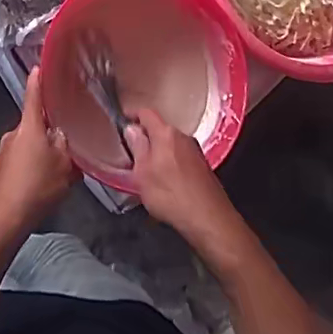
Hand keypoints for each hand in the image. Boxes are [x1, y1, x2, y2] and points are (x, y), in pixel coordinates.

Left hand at [0, 67, 79, 233]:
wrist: (4, 218)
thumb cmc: (36, 186)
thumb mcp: (64, 166)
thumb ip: (67, 146)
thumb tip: (64, 135)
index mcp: (29, 126)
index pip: (33, 95)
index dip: (38, 80)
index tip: (40, 66)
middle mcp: (14, 133)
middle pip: (34, 122)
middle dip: (50, 127)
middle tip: (69, 134)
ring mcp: (5, 150)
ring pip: (30, 141)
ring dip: (43, 148)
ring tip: (60, 164)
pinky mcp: (2, 167)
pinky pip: (23, 157)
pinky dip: (34, 162)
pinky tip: (45, 179)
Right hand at [124, 109, 251, 258]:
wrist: (210, 220)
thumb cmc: (171, 196)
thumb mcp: (143, 173)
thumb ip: (137, 147)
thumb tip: (132, 129)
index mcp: (166, 133)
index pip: (146, 113)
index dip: (132, 115)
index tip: (122, 124)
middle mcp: (183, 137)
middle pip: (159, 129)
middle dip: (145, 138)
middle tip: (132, 154)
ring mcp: (196, 151)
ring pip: (170, 145)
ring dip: (158, 152)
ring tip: (148, 171)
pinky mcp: (203, 167)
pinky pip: (181, 157)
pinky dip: (171, 163)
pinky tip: (167, 183)